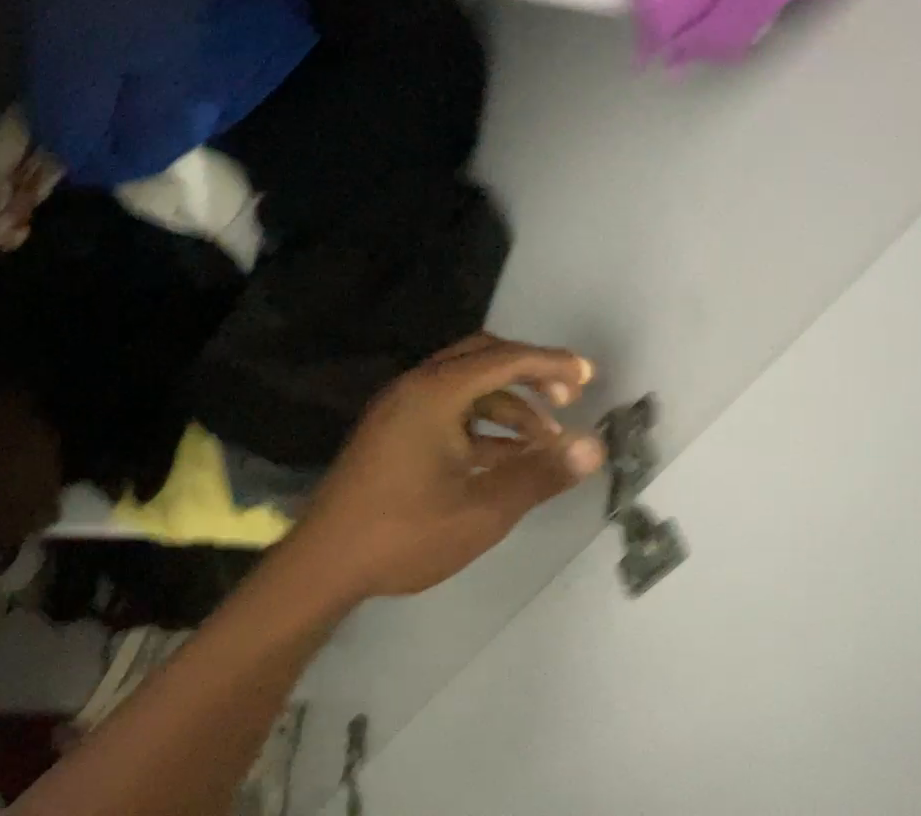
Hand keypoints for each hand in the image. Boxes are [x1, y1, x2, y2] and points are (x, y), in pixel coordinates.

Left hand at [284, 334, 606, 602]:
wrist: (326, 560)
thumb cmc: (405, 533)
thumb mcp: (482, 510)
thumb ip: (539, 474)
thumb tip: (594, 446)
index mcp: (434, 393)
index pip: (503, 359)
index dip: (550, 364)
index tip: (589, 376)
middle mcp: (414, 388)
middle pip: (481, 359)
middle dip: (528, 375)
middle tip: (568, 401)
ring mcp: (399, 409)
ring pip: (464, 388)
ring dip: (507, 406)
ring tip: (546, 442)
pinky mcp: (393, 432)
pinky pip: (446, 412)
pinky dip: (481, 425)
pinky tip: (507, 457)